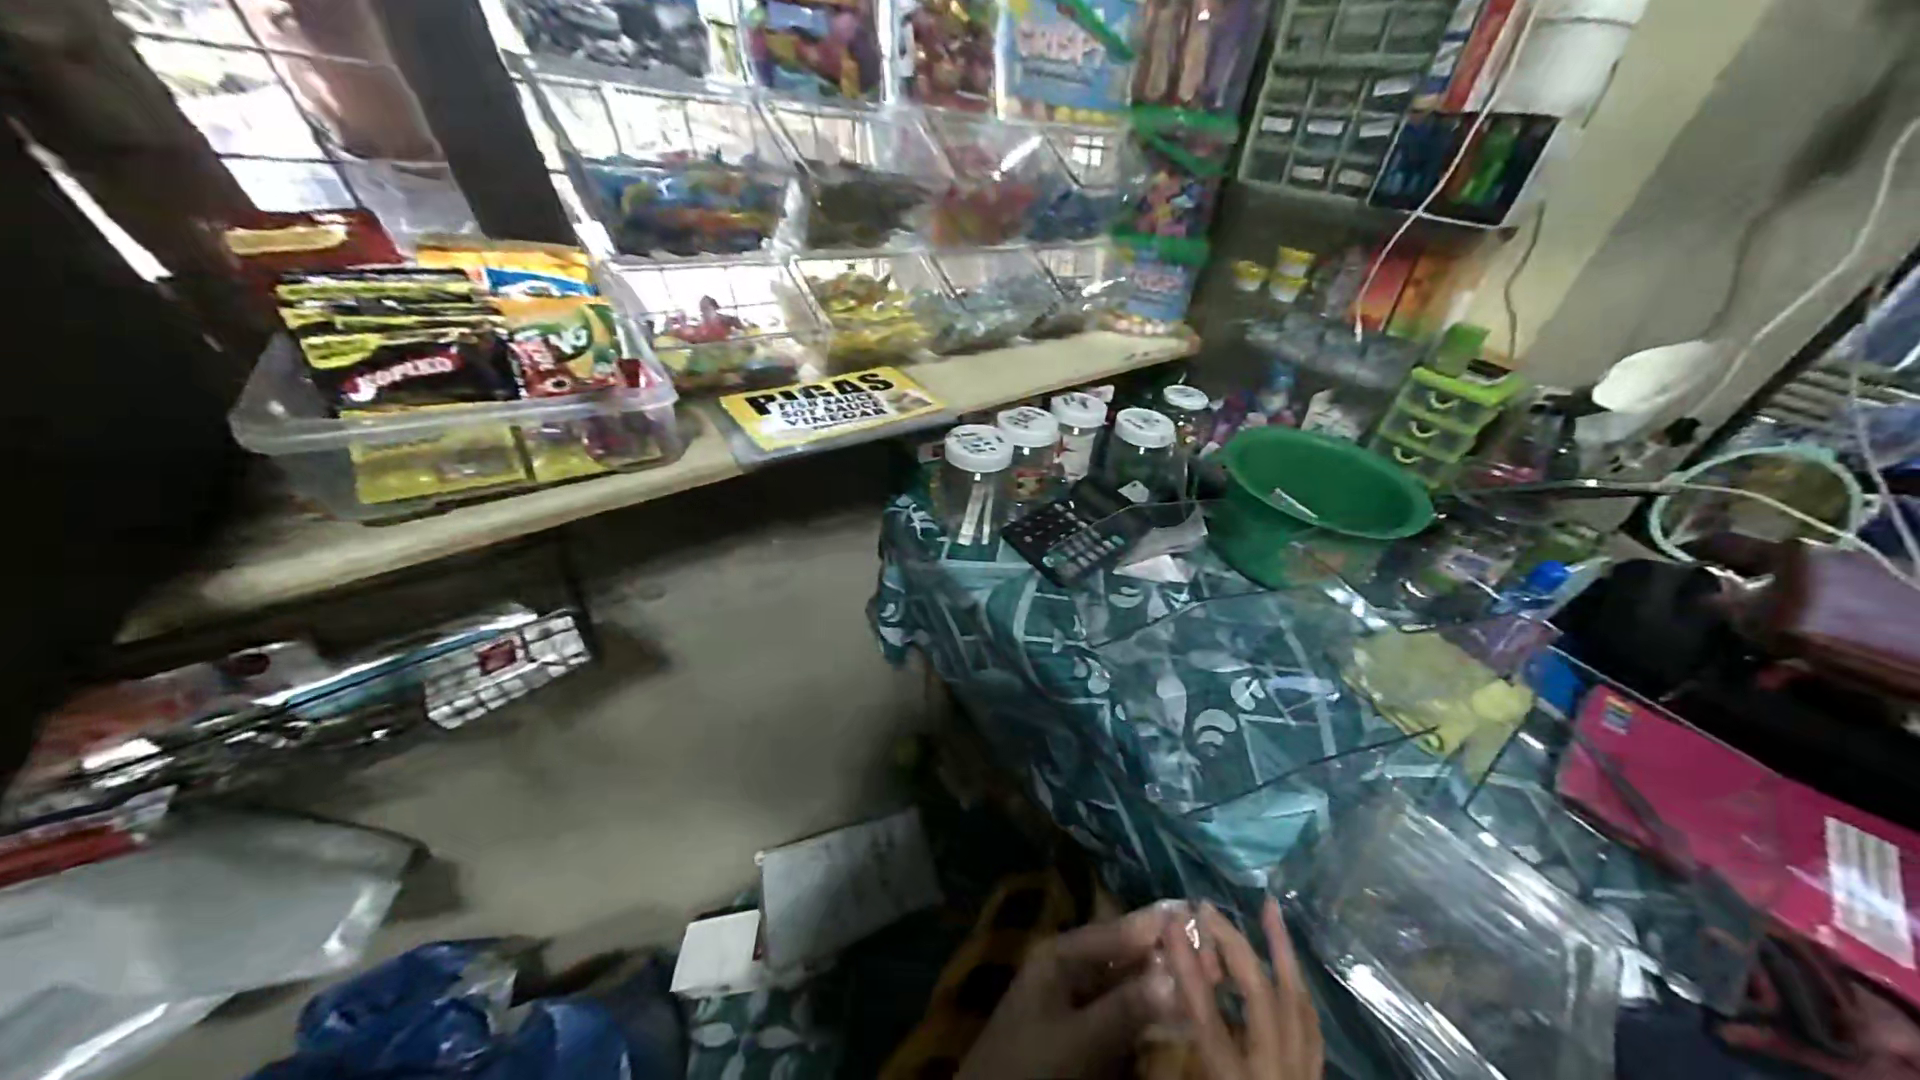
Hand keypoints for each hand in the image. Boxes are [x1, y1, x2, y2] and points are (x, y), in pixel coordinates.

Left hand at [956, 903, 1185, 1079]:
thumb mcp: (1079, 1039)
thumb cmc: (1030, 1065)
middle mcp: (1067, 968)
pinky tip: (1173, 1017)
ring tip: (1202, 980)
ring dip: (1157, 986)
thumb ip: (1127, 1008)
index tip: (1200, 918)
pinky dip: (1143, 1015)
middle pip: (1122, 956)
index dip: (1157, 926)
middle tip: (1211, 956)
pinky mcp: (1078, 1031)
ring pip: (1124, 986)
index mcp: (1060, 955)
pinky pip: (1117, 1015)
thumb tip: (1177, 974)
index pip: (1117, 932)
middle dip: (1163, 957)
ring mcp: (1072, 1001)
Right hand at [1160, 897, 1323, 1079]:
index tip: (1171, 922)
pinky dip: (1297, 983)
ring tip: (1268, 909)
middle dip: (1234, 946)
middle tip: (1207, 908)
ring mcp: (1303, 1076)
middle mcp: (1275, 1076)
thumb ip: (1165, 1063)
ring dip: (1281, 951)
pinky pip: (1311, 1022)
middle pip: (1261, 998)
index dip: (1187, 965)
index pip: (1208, 1017)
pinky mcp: (1315, 1079)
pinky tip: (1288, 963)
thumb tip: (1149, 1003)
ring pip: (1298, 1002)